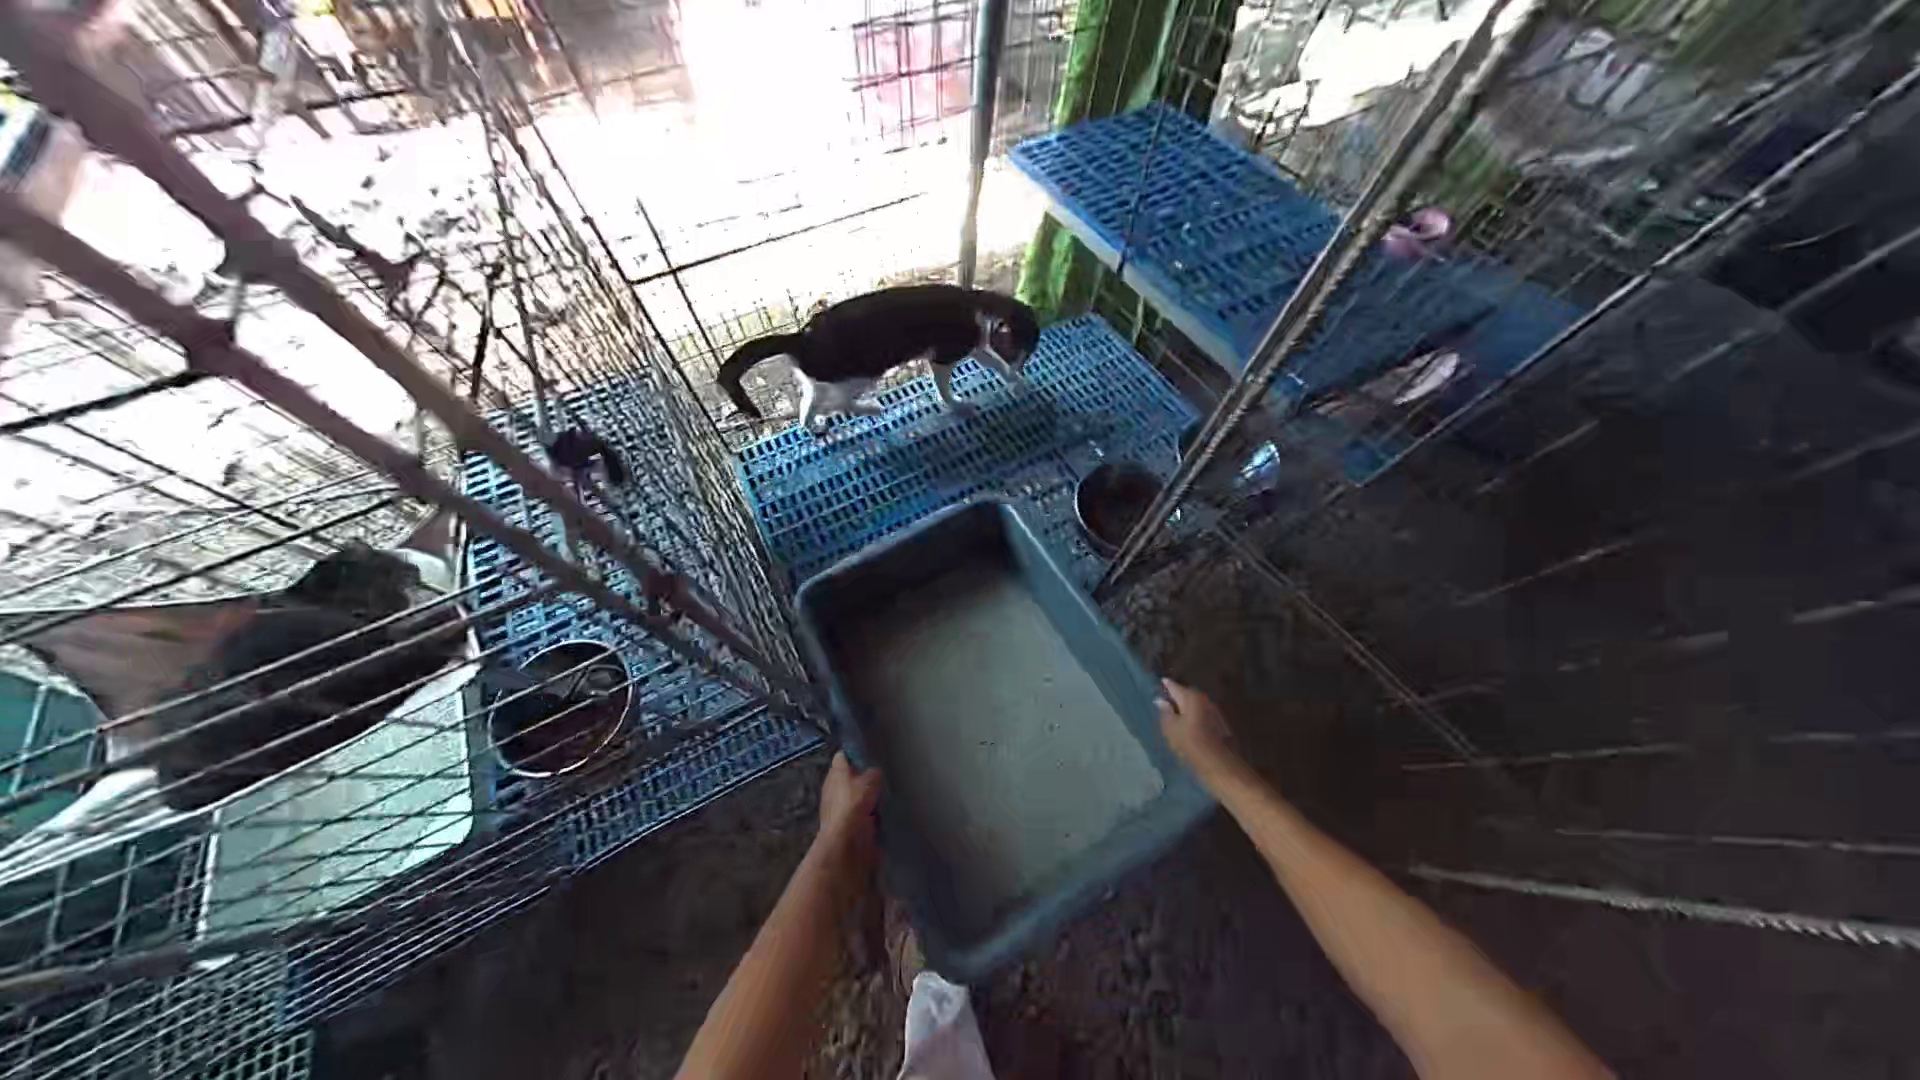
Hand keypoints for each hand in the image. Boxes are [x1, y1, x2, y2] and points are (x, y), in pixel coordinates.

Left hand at [817, 751, 881, 848]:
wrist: (845, 841)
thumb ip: (874, 773)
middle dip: (862, 779)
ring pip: (854, 797)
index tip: (868, 757)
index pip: (842, 757)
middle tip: (879, 779)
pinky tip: (879, 816)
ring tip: (882, 797)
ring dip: (865, 798)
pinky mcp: (843, 824)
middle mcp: (832, 788)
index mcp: (835, 773)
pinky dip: (867, 815)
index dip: (854, 755)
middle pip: (848, 778)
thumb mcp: (870, 780)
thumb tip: (875, 773)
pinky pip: (858, 814)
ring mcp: (836, 807)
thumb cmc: (854, 803)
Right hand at [1157, 679, 1248, 786]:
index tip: (1160, 682)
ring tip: (1174, 715)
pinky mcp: (1219, 724)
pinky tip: (1187, 725)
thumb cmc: (1190, 743)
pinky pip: (1201, 714)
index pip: (1175, 686)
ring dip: (1185, 708)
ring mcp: (1214, 711)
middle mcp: (1205, 700)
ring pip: (1195, 705)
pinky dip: (1193, 716)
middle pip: (1187, 695)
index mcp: (1192, 697)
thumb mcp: (1171, 728)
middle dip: (1176, 697)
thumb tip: (1161, 700)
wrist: (1219, 764)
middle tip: (1165, 701)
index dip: (1166, 685)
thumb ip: (1165, 712)